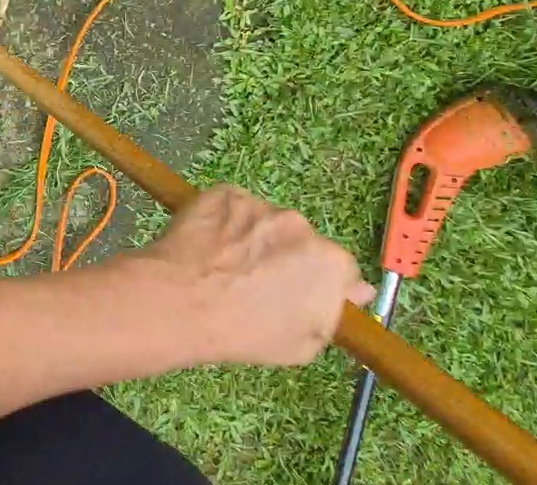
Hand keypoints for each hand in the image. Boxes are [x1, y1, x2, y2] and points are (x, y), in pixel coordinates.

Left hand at [140, 185, 375, 365]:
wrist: (183, 301)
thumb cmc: (247, 332)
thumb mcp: (307, 342)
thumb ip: (334, 310)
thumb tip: (353, 289)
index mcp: (329, 261)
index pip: (339, 267)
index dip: (319, 281)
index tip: (297, 291)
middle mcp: (298, 224)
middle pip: (299, 239)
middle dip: (285, 255)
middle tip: (255, 277)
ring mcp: (257, 204)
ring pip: (263, 221)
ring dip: (253, 235)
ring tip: (225, 261)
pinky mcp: (221, 193)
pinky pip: (231, 206)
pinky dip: (223, 220)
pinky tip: (208, 243)